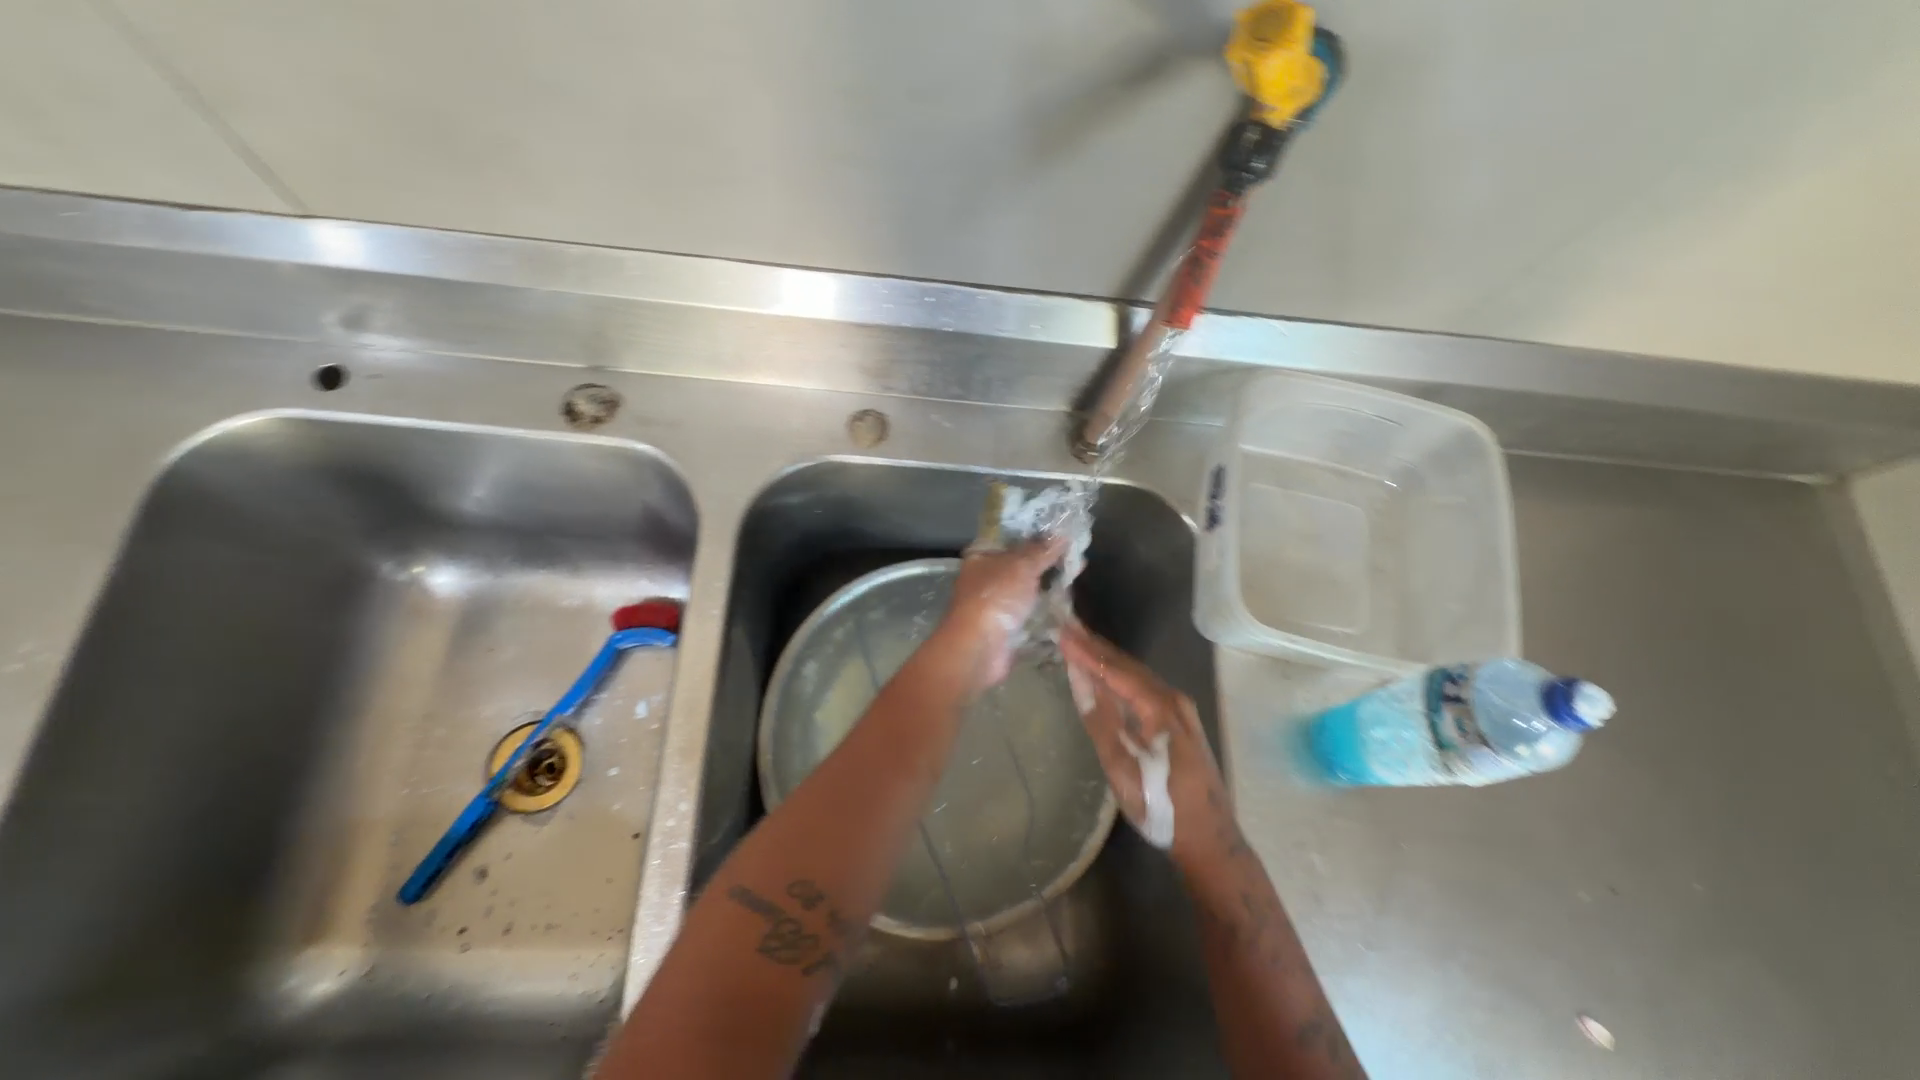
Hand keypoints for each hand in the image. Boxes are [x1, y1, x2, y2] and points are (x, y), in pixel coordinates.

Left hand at [932, 537, 1065, 690]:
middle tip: (1075, 551)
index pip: (1009, 536)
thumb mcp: (1021, 566)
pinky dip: (1045, 604)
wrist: (980, 647)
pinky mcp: (1006, 624)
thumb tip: (1062, 535)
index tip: (1061, 529)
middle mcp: (985, 576)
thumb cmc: (996, 597)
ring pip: (1025, 586)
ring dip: (1047, 581)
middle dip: (1045, 558)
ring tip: (1077, 570)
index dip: (1034, 532)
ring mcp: (995, 601)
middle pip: (1019, 562)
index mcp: (981, 555)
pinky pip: (1029, 608)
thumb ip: (1042, 550)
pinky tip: (1066, 597)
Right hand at [1059, 620, 1239, 867]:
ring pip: (1140, 677)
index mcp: (1160, 707)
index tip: (1061, 630)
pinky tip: (1110, 680)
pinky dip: (1123, 679)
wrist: (1210, 840)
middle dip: (1098, 648)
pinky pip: (1146, 690)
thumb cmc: (1161, 806)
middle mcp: (1174, 701)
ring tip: (1083, 646)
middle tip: (1068, 628)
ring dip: (1110, 661)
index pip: (1116, 670)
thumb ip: (1100, 721)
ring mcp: (1182, 713)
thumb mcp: (1122, 768)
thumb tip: (1079, 679)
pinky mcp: (1181, 725)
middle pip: (1130, 667)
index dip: (1086, 651)